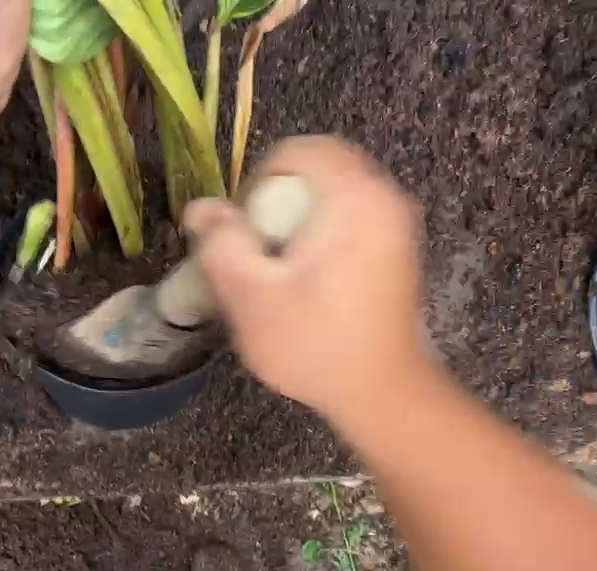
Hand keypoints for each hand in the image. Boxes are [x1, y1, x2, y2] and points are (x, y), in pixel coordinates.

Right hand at [186, 137, 431, 417]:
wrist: (379, 391)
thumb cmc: (314, 346)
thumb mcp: (253, 299)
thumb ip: (222, 246)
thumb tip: (200, 208)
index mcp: (353, 197)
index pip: (296, 152)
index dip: (257, 186)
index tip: (243, 235)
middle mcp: (384, 197)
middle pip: (314, 175)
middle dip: (276, 210)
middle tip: (257, 260)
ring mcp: (396, 225)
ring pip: (330, 202)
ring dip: (295, 229)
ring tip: (277, 278)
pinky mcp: (396, 252)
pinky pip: (348, 225)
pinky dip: (320, 243)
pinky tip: (306, 289)